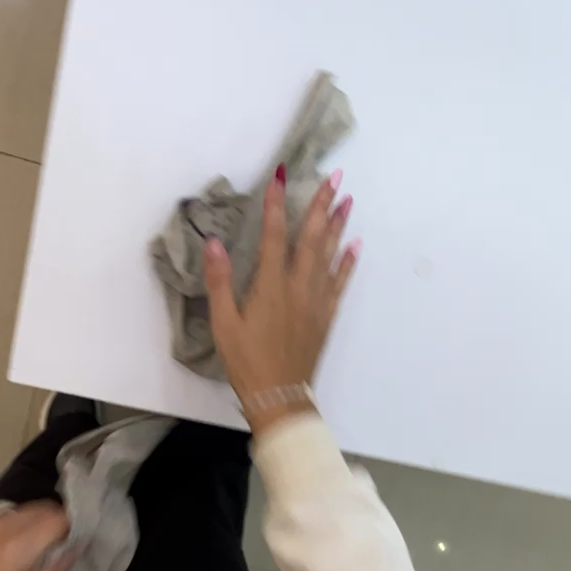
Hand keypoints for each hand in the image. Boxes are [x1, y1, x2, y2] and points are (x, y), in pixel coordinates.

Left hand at [0, 502, 77, 570]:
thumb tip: (75, 548)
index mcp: (14, 547)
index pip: (57, 518)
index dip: (71, 527)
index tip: (72, 542)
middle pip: (38, 509)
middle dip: (51, 522)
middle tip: (53, 546)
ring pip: (14, 512)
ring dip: (26, 524)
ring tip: (21, 551)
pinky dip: (1, 527)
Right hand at [204, 166, 360, 435]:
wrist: (279, 395)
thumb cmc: (246, 361)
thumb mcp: (224, 323)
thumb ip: (220, 282)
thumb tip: (215, 244)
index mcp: (271, 286)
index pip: (275, 235)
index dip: (278, 204)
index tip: (282, 175)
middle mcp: (299, 287)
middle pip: (312, 238)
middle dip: (322, 205)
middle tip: (335, 177)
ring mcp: (316, 301)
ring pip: (330, 255)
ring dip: (338, 226)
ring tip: (348, 200)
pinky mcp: (325, 317)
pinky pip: (340, 284)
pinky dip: (348, 263)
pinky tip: (355, 246)